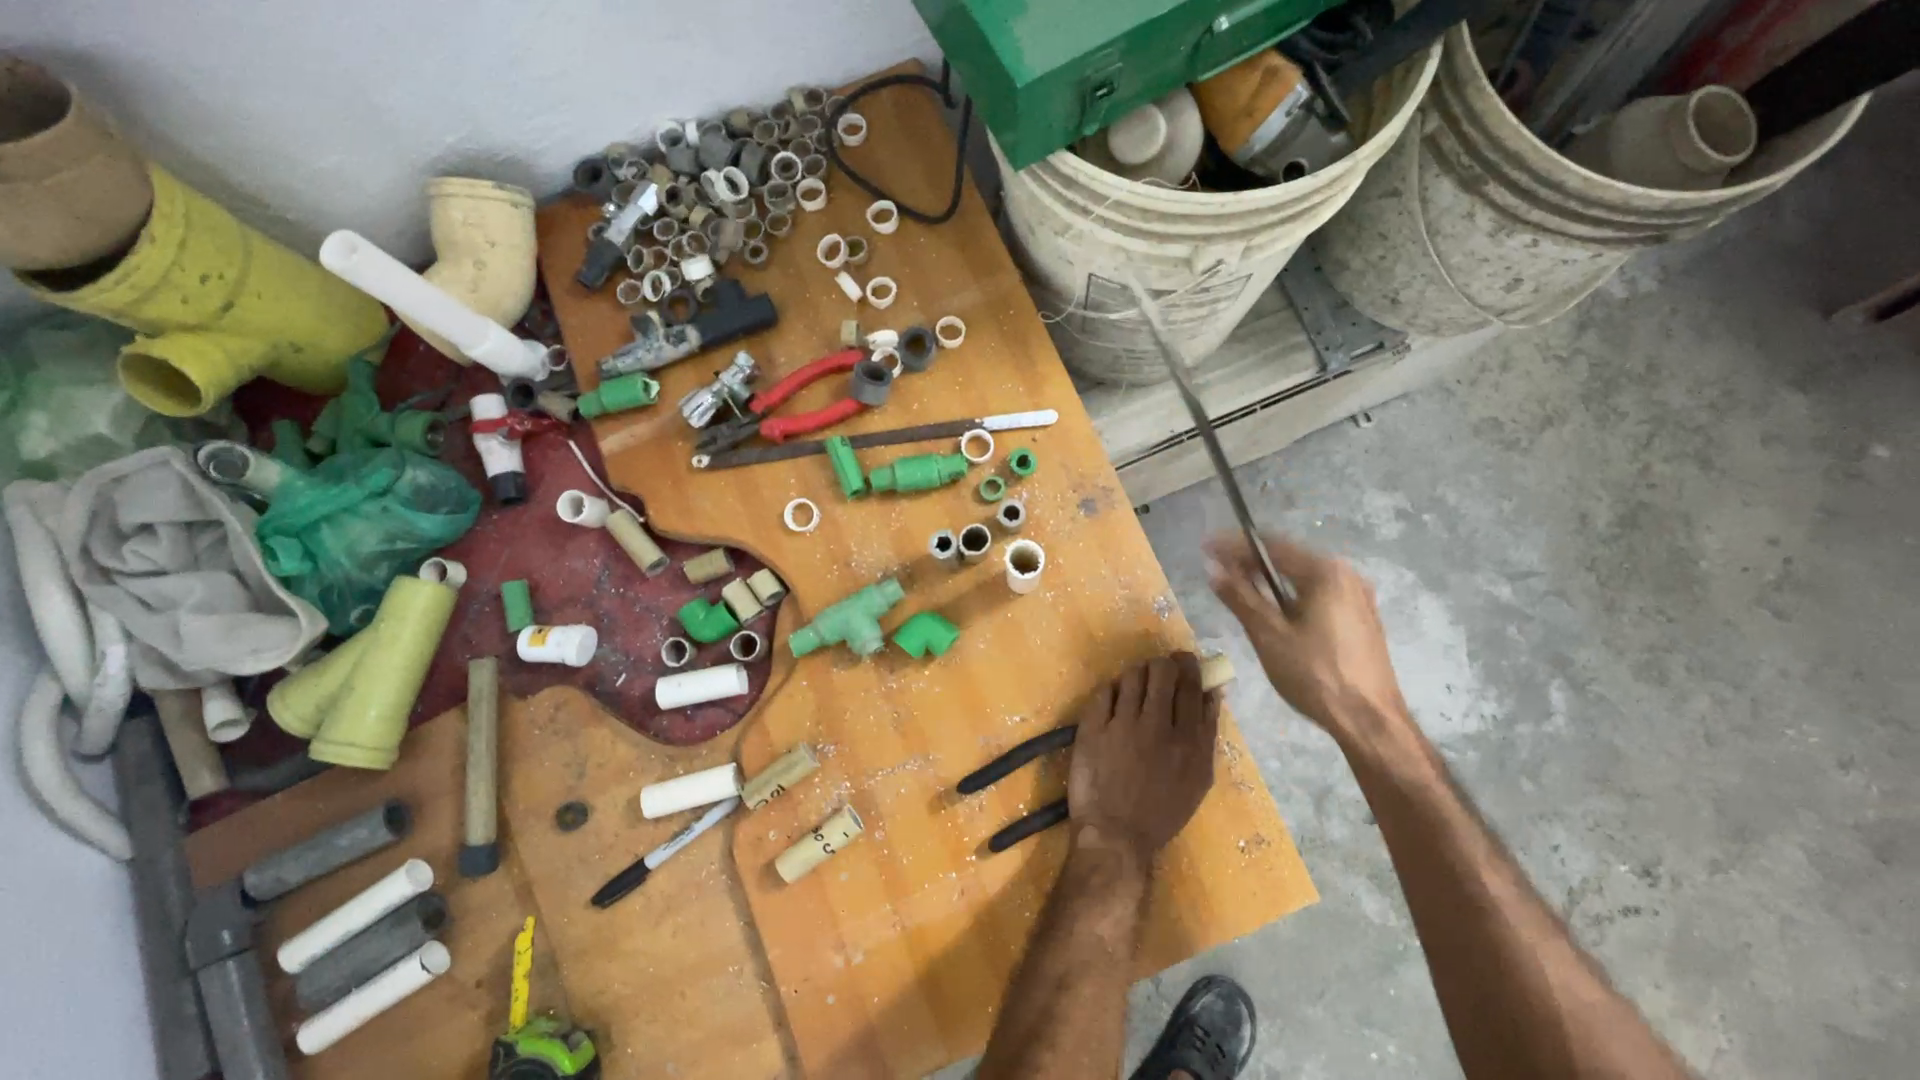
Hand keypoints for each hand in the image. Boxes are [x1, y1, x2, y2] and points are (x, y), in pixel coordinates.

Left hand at [1067, 653, 1219, 865]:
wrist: (1116, 834)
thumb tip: (1214, 691)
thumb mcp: (1200, 778)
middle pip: (1162, 672)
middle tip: (1159, 671)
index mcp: (1188, 740)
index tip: (1185, 661)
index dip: (1189, 666)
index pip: (1191, 685)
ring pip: (1131, 676)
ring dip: (1136, 674)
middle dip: (1163, 665)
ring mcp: (1121, 725)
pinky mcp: (1092, 729)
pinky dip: (1110, 690)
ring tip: (1135, 685)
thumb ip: (1208, 732)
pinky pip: (1102, 692)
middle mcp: (1156, 726)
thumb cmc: (1162, 811)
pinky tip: (1113, 700)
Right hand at [1206, 533, 1410, 753]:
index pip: (1272, 546)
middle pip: (1290, 559)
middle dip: (1251, 564)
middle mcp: (1347, 575)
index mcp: (1326, 572)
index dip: (1234, 546)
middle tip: (1219, 572)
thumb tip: (1212, 569)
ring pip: (1305, 580)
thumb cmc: (1316, 675)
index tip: (1206, 548)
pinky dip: (1292, 597)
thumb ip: (1240, 598)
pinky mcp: (1362, 620)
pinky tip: (1275, 615)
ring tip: (1240, 593)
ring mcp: (1359, 598)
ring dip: (1271, 582)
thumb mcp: (1269, 636)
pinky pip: (1319, 596)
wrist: (1370, 720)